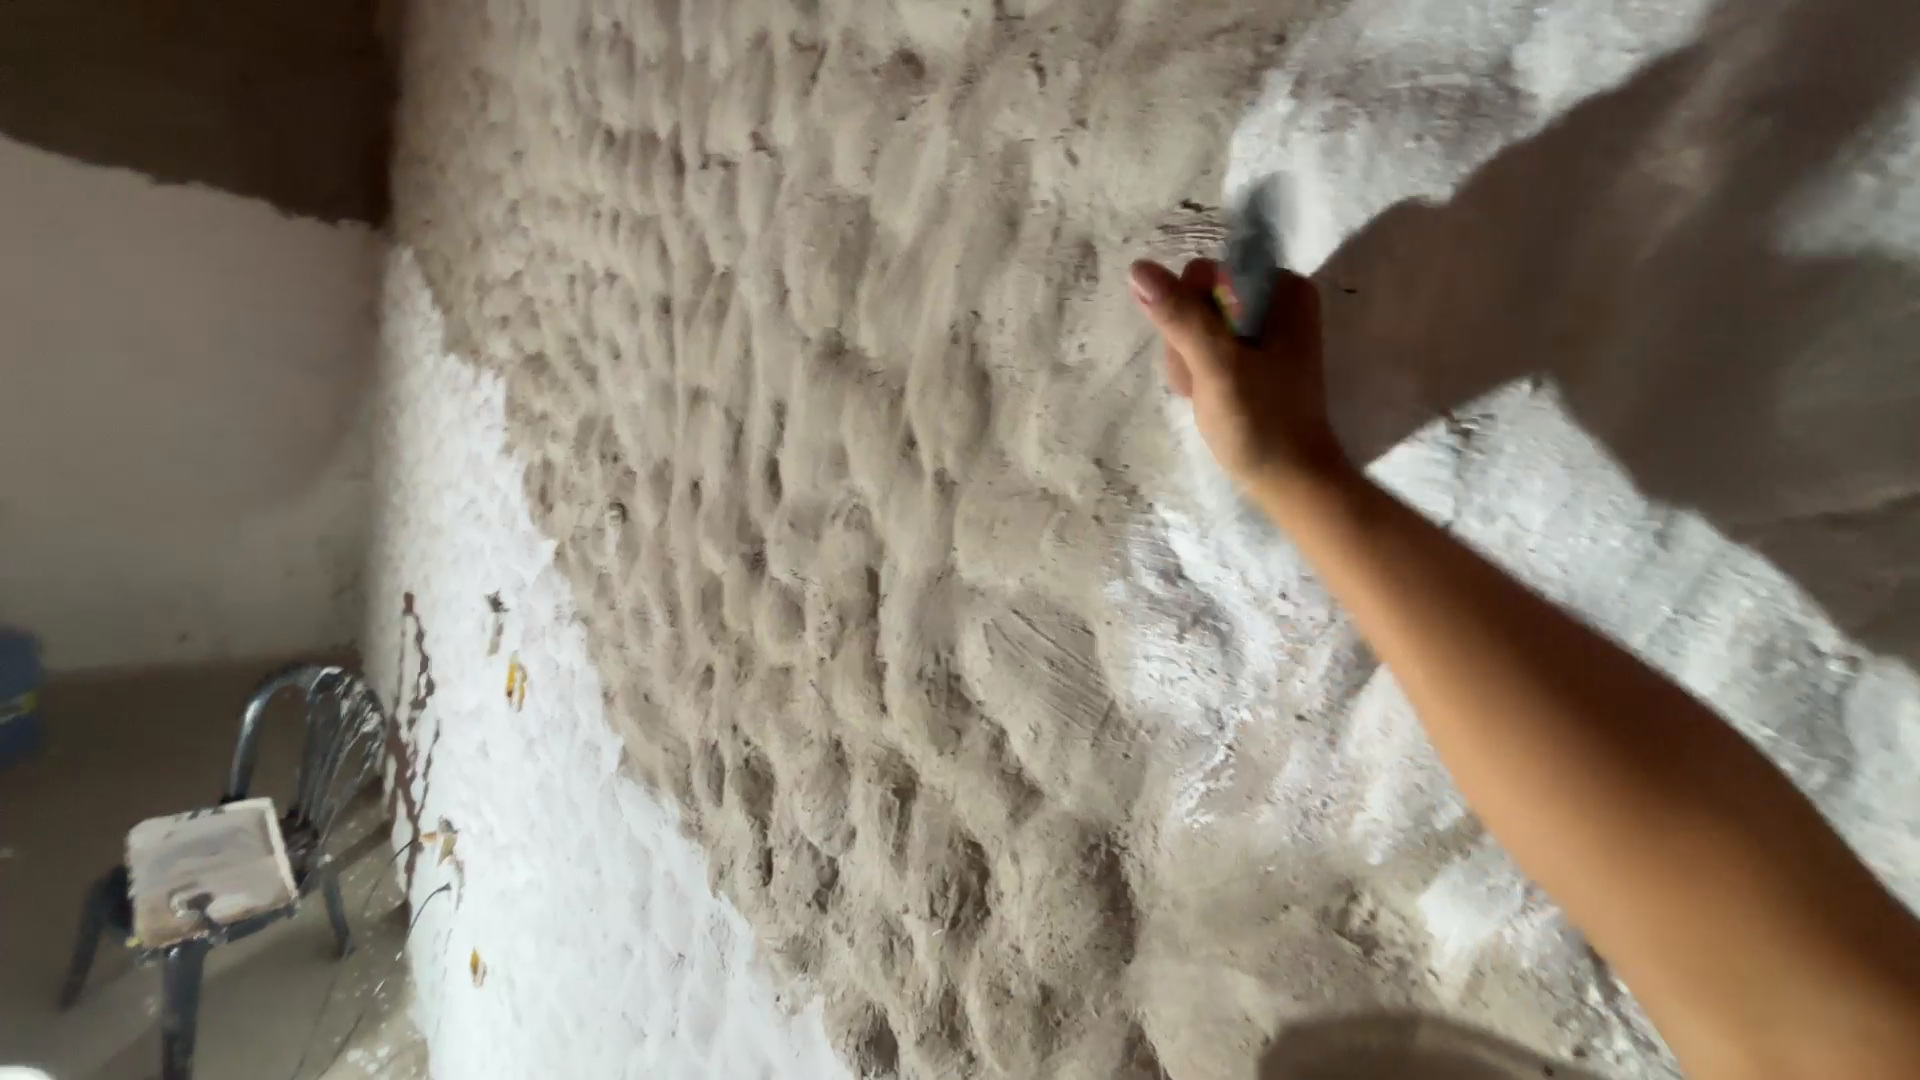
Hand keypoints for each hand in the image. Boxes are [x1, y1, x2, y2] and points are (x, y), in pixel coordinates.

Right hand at [1129, 257, 1346, 487]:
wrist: (1289, 478)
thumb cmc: (1260, 422)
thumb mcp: (1217, 365)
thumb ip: (1180, 315)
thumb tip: (1139, 268)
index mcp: (1281, 288)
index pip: (1205, 275)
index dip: (1188, 314)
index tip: (1200, 356)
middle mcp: (1274, 301)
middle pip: (1196, 302)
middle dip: (1185, 344)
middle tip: (1201, 383)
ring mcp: (1261, 332)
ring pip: (1194, 329)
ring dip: (1186, 364)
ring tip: (1204, 396)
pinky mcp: (1251, 358)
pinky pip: (1204, 350)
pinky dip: (1197, 374)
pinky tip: (1204, 399)